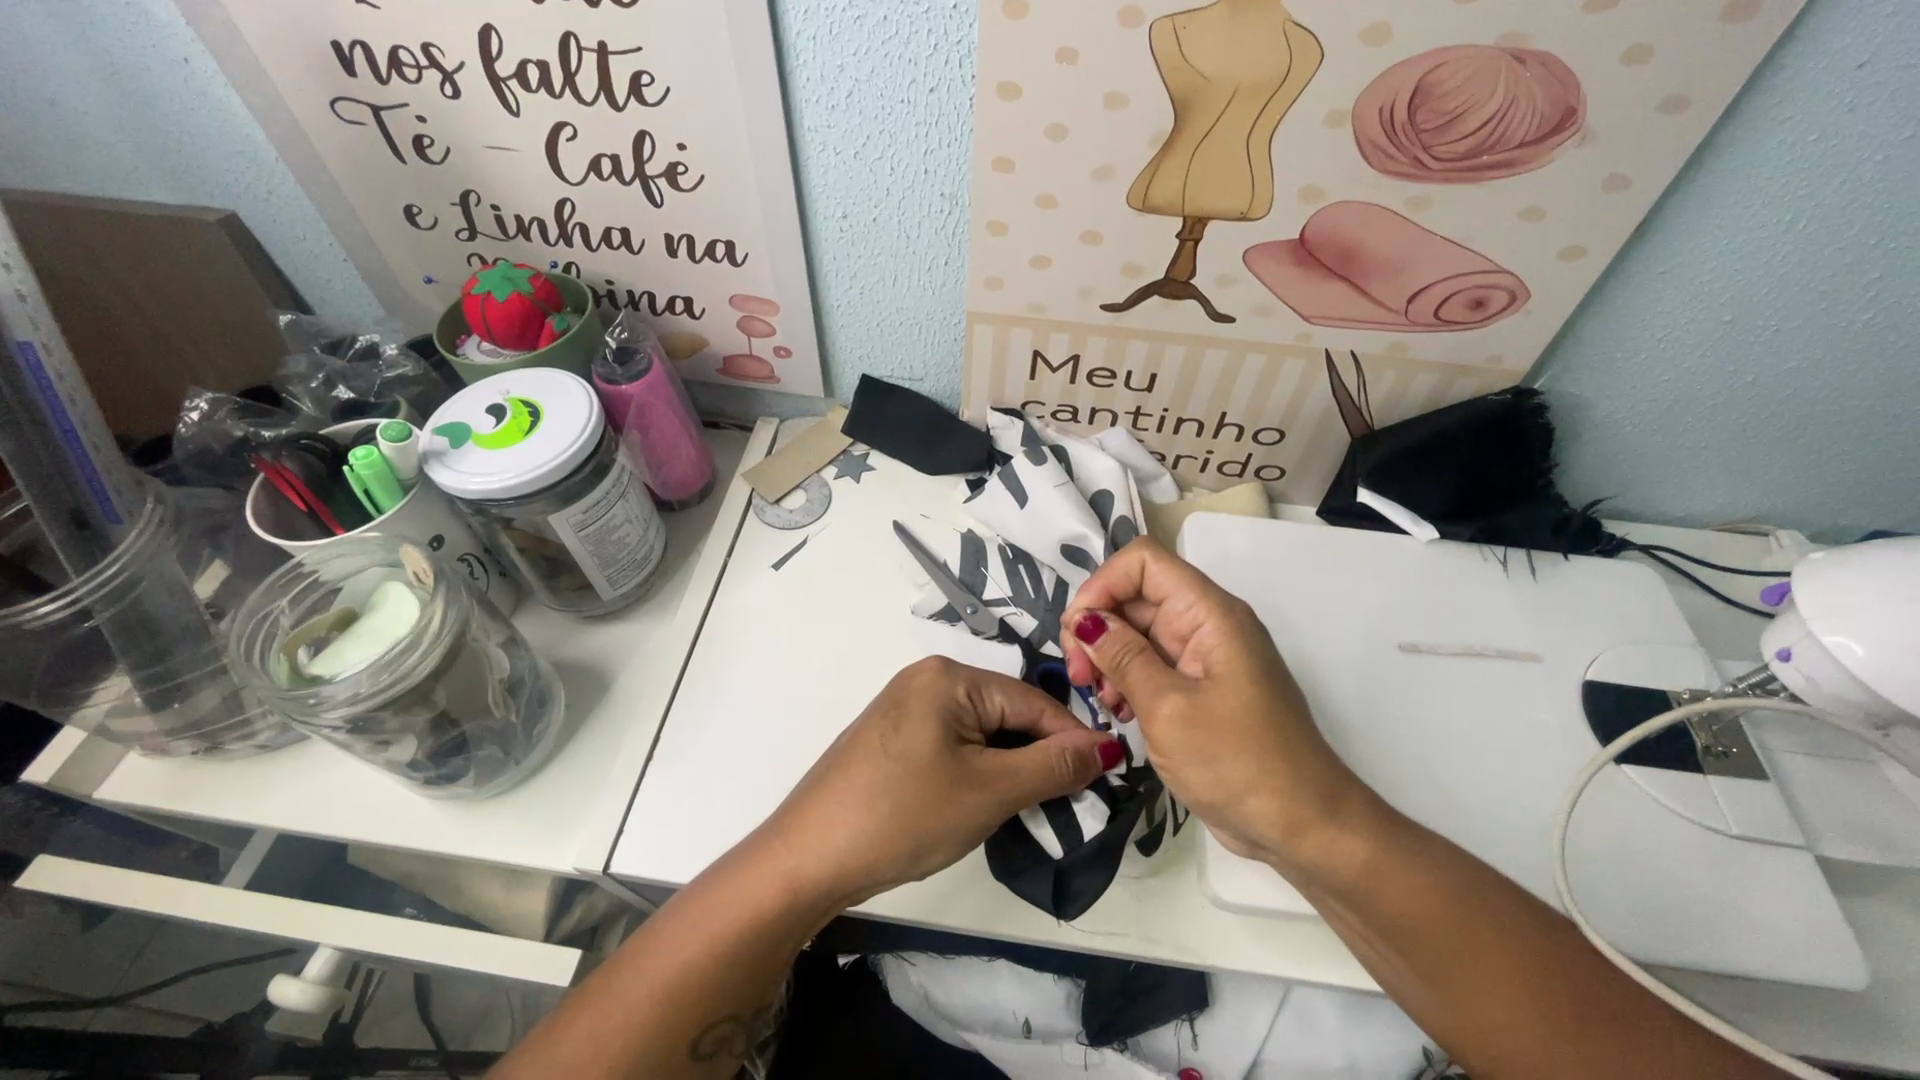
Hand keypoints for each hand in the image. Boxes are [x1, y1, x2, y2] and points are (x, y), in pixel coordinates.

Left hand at [754, 657, 1120, 909]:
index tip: (1107, 780)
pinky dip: (977, 773)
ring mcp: (904, 710)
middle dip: (1039, 758)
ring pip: (981, 734)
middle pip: (1006, 714)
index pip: (1033, 701)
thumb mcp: (989, 791)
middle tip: (1070, 804)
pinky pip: (953, 747)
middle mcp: (926, 680)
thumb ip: (1053, 766)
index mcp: (949, 676)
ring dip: (1010, 769)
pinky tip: (983, 805)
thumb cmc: (904, 816)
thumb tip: (1108, 746)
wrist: (807, 859)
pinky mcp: (892, 742)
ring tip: (1031, 810)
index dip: (1073, 741)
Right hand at [1061, 537, 1369, 870]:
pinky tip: (1122, 715)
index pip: (1143, 561)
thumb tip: (1085, 621)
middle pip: (1136, 596)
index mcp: (1209, 614)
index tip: (1076, 634)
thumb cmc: (1237, 763)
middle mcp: (1208, 624)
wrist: (1302, 825)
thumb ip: (1123, 657)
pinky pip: (1153, 666)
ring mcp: (1206, 658)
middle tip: (1080, 679)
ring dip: (1109, 659)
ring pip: (1140, 632)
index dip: (1101, 586)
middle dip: (1098, 629)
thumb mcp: (1168, 709)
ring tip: (1104, 703)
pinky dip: (1128, 681)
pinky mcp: (1202, 690)